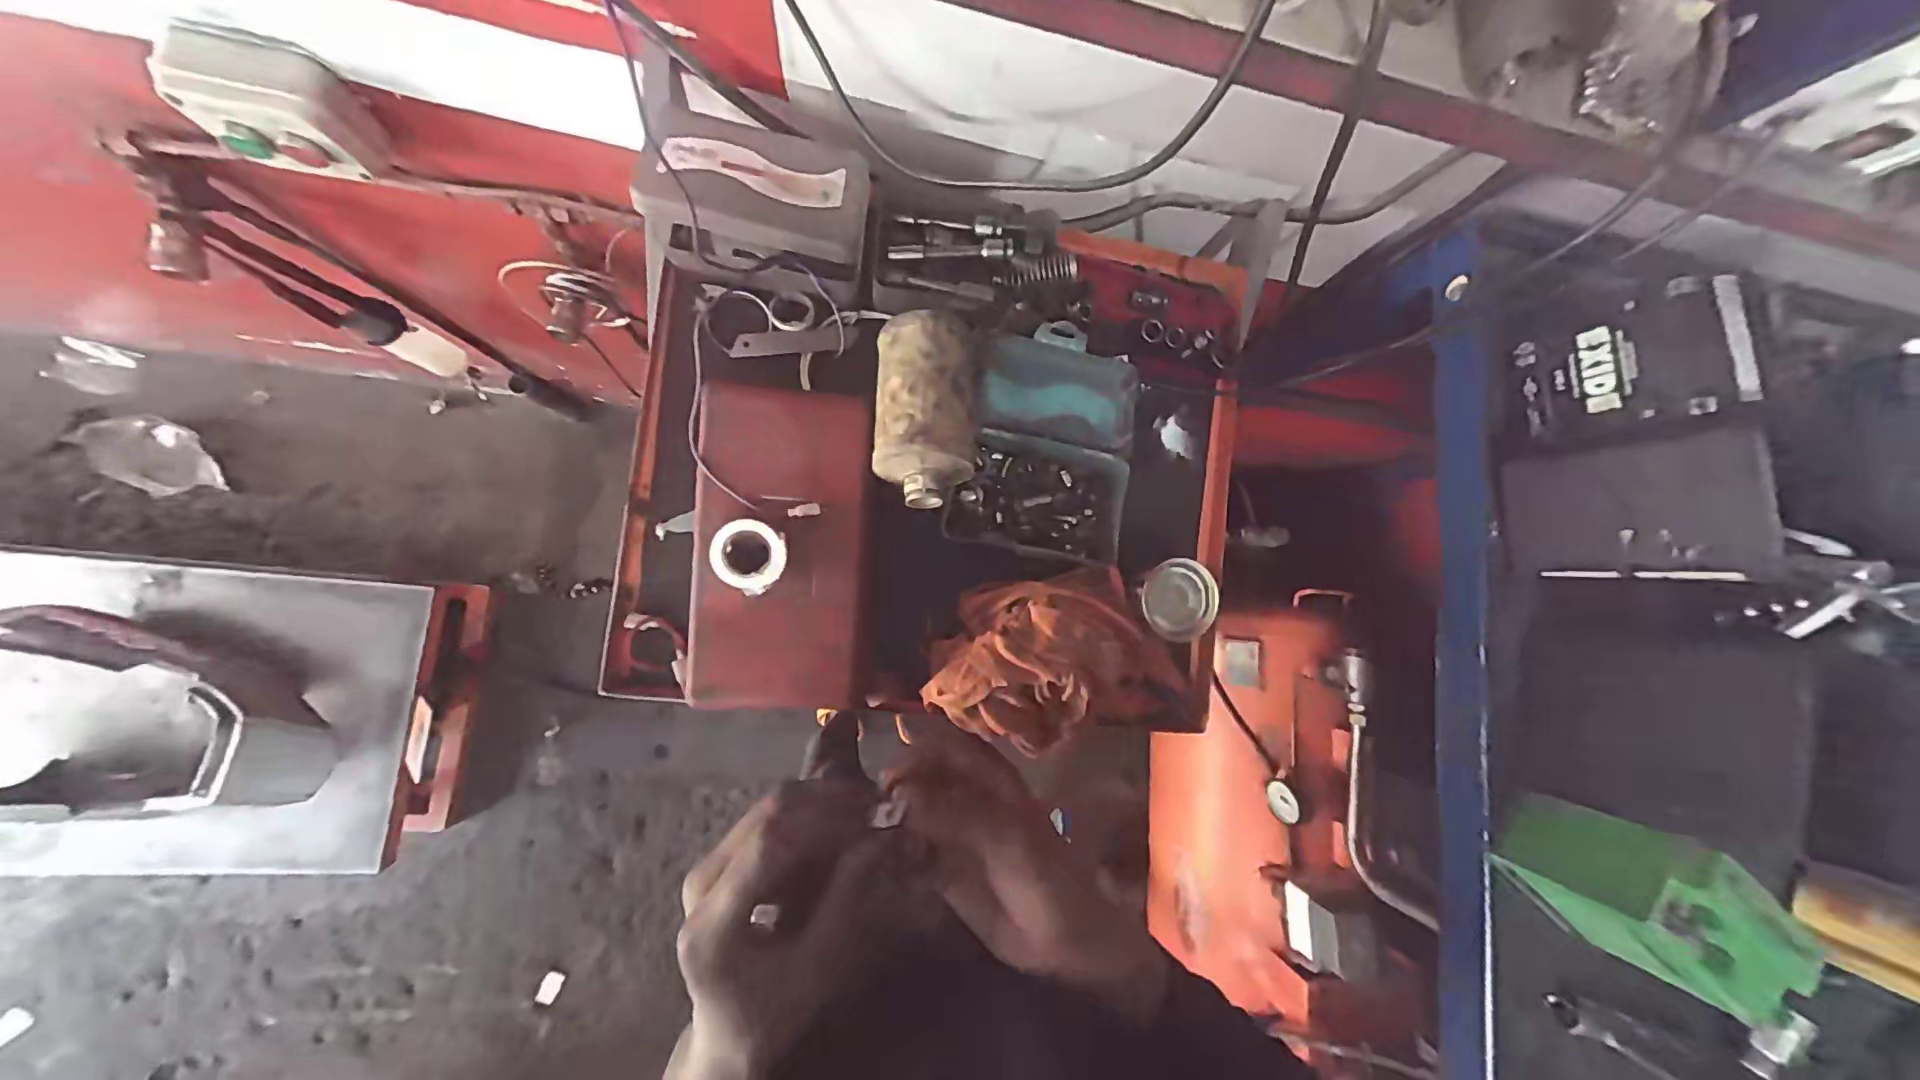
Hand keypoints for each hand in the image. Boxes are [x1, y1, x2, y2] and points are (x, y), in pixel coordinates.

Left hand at [667, 778, 906, 1079]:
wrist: (729, 1033)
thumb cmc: (774, 1014)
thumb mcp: (817, 970)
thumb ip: (845, 901)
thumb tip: (880, 835)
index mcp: (712, 926)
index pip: (770, 846)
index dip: (826, 821)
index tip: (876, 815)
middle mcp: (701, 883)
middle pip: (769, 815)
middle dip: (830, 801)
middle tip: (880, 806)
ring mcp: (708, 865)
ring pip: (771, 806)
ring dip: (824, 800)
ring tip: (868, 812)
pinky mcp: (723, 856)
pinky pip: (772, 816)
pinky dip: (812, 811)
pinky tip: (844, 823)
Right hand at [885, 724, 1171, 1021]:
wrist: (1064, 939)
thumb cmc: (1046, 876)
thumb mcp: (1006, 838)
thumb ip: (958, 814)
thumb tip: (903, 793)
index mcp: (988, 778)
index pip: (947, 743)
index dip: (919, 739)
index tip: (888, 745)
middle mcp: (966, 796)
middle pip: (923, 773)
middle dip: (898, 777)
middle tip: (876, 795)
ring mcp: (952, 830)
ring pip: (913, 807)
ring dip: (891, 810)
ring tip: (870, 821)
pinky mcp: (940, 866)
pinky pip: (910, 848)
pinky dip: (894, 846)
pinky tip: (879, 852)